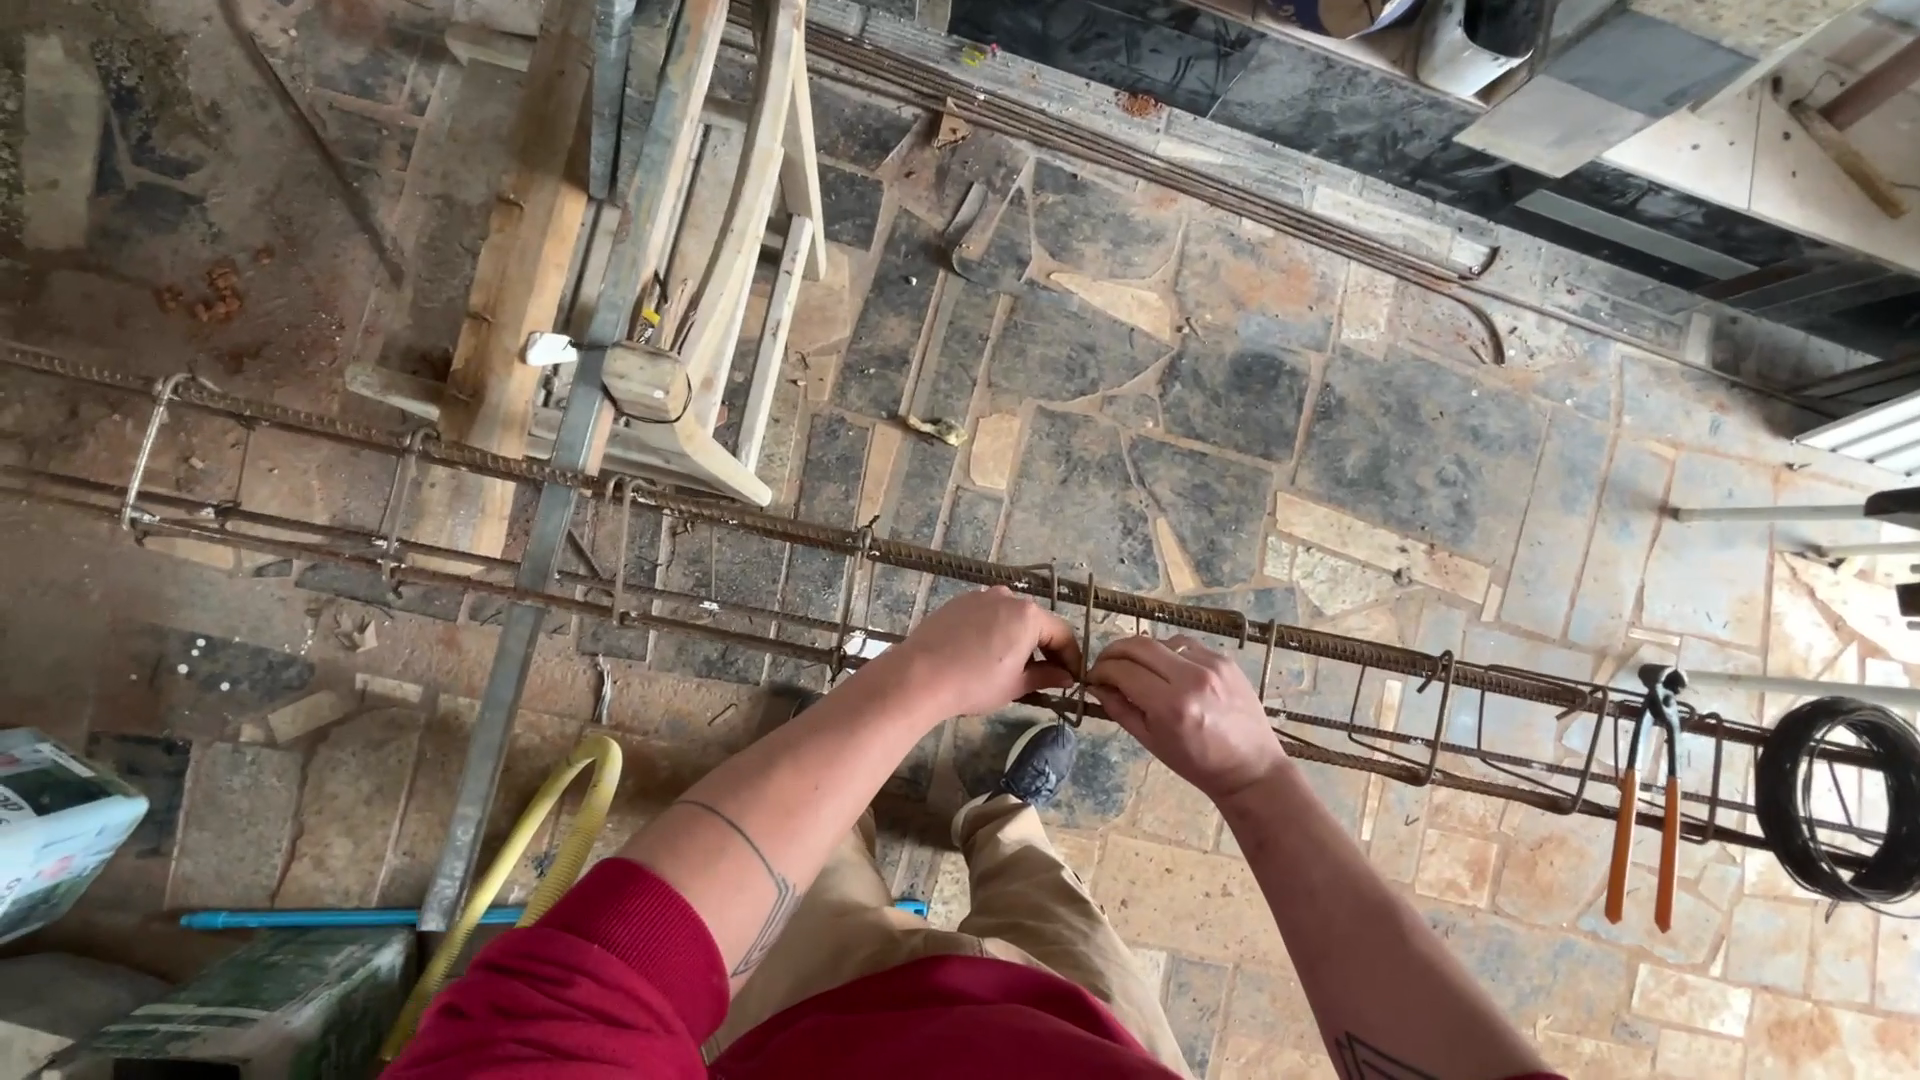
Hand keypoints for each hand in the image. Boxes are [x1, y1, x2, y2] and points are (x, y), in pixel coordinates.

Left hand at [877, 586, 1082, 717]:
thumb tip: (1065, 677)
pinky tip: (985, 654)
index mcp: (1028, 615)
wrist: (920, 675)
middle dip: (1045, 648)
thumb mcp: (1015, 685)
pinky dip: (995, 631)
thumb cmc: (974, 683)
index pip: (1062, 634)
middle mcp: (1007, 597)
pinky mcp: (958, 602)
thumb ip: (1045, 676)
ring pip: (1010, 617)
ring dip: (1018, 638)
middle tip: (1046, 675)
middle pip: (1037, 622)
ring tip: (1013, 666)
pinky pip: (987, 615)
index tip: (1072, 679)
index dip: (1071, 658)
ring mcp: (980, 597)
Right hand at [1088, 634, 1285, 801]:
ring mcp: (1211, 665)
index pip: (1122, 671)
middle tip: (1105, 665)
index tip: (1093, 677)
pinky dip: (1168, 653)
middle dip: (1114, 652)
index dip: (1101, 670)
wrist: (1250, 767)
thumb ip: (1120, 709)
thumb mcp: (1150, 741)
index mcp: (1170, 705)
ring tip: (1137, 670)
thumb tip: (1096, 686)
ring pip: (1160, 641)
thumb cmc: (1197, 763)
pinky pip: (1185, 645)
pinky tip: (1167, 670)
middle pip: (1138, 645)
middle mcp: (1191, 678)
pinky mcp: (1225, 660)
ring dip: (1141, 652)